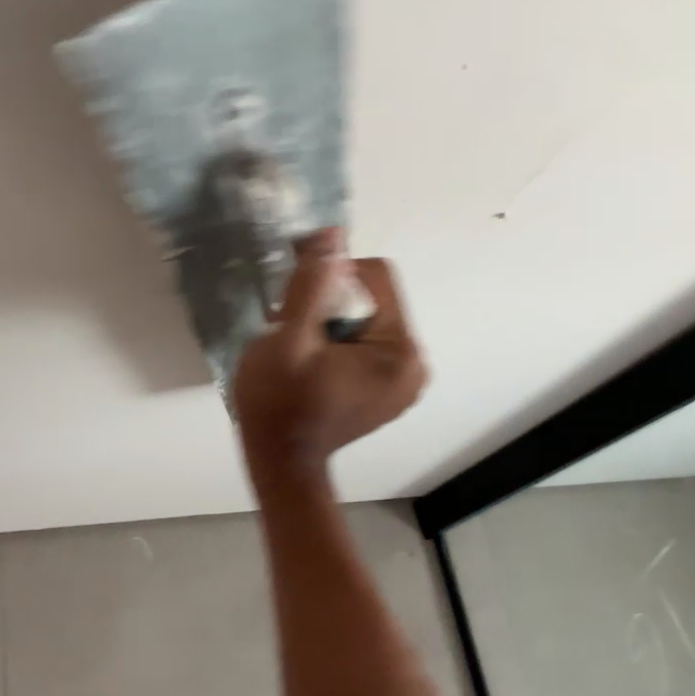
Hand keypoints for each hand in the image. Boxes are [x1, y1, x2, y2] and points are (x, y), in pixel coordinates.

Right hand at [233, 228, 427, 473]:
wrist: (281, 462)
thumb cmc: (279, 404)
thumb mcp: (289, 338)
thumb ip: (313, 284)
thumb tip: (333, 234)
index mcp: (401, 350)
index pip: (375, 276)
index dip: (331, 272)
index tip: (294, 293)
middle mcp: (415, 364)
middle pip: (373, 298)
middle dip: (330, 302)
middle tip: (291, 326)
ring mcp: (405, 380)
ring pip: (367, 318)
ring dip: (331, 320)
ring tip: (299, 345)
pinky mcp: (390, 389)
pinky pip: (367, 342)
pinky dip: (339, 340)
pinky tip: (313, 359)